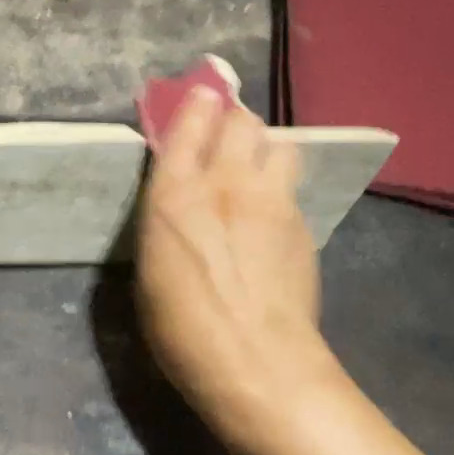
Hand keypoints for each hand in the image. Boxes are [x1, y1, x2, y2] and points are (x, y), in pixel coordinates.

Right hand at [136, 87, 344, 437]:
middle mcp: (226, 184)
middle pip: (242, 121)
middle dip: (231, 121)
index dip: (195, 104)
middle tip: (222, 137)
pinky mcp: (303, 224)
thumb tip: (178, 201)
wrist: (254, 359)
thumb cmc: (179, 328)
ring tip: (253, 172)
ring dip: (264, 149)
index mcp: (174, 196)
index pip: (190, 123)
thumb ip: (166, 220)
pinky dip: (279, 188)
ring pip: (279, 144)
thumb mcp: (150, 270)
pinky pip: (292, 186)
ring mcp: (272, 201)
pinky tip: (269, 216)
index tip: (197, 95)